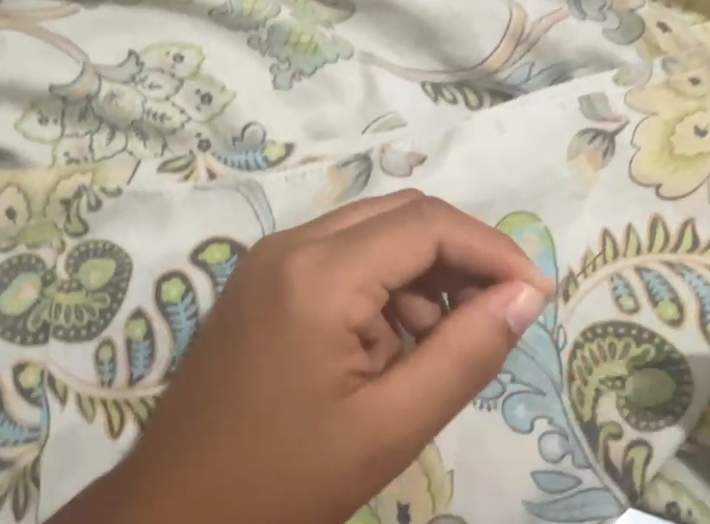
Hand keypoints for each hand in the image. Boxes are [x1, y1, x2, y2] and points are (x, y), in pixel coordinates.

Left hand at [53, 191, 553, 523]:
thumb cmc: (284, 480)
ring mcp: (269, 258)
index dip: (491, 249)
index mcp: (319, 272)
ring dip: (418, 274)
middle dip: (457, 257)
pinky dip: (379, 287)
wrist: (174, 511)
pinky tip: (385, 348)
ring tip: (433, 349)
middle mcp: (291, 243)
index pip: (426, 223)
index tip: (536, 294)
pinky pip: (338, 257)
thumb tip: (525, 294)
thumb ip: (465, 353)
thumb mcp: (389, 426)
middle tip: (496, 315)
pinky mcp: (259, 279)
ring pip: (370, 233)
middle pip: (399, 216)